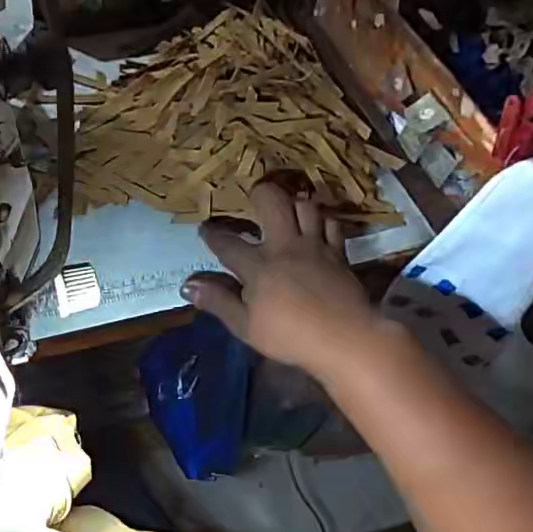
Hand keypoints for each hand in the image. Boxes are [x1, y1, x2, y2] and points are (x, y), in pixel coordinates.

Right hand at [181, 180, 386, 377]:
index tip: (205, 229)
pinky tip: (318, 226)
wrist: (344, 338)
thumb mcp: (246, 327)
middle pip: (272, 202)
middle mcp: (285, 246)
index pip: (228, 244)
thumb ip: (218, 302)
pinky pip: (331, 223)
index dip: (213, 235)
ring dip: (294, 203)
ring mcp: (315, 246)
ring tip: (288, 208)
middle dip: (260, 193)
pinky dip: (323, 220)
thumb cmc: (290, 337)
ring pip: (305, 206)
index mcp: (258, 266)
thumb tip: (188, 285)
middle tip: (254, 198)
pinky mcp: (339, 253)